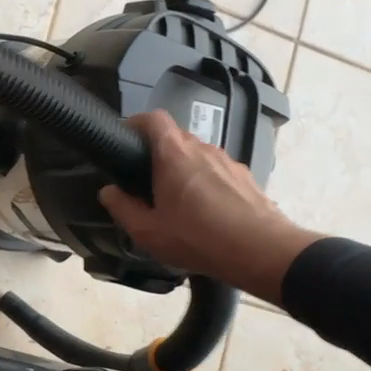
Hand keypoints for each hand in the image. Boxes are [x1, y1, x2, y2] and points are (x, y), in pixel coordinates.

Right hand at [98, 110, 321, 304]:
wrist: (262, 251)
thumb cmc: (198, 238)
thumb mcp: (148, 231)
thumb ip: (122, 208)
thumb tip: (108, 191)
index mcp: (174, 155)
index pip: (153, 119)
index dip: (136, 122)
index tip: (125, 139)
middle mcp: (202, 149)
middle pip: (175, 136)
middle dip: (157, 151)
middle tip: (145, 179)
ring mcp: (228, 162)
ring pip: (197, 154)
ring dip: (183, 167)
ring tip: (176, 198)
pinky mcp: (246, 177)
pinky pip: (217, 170)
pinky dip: (205, 181)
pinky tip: (205, 210)